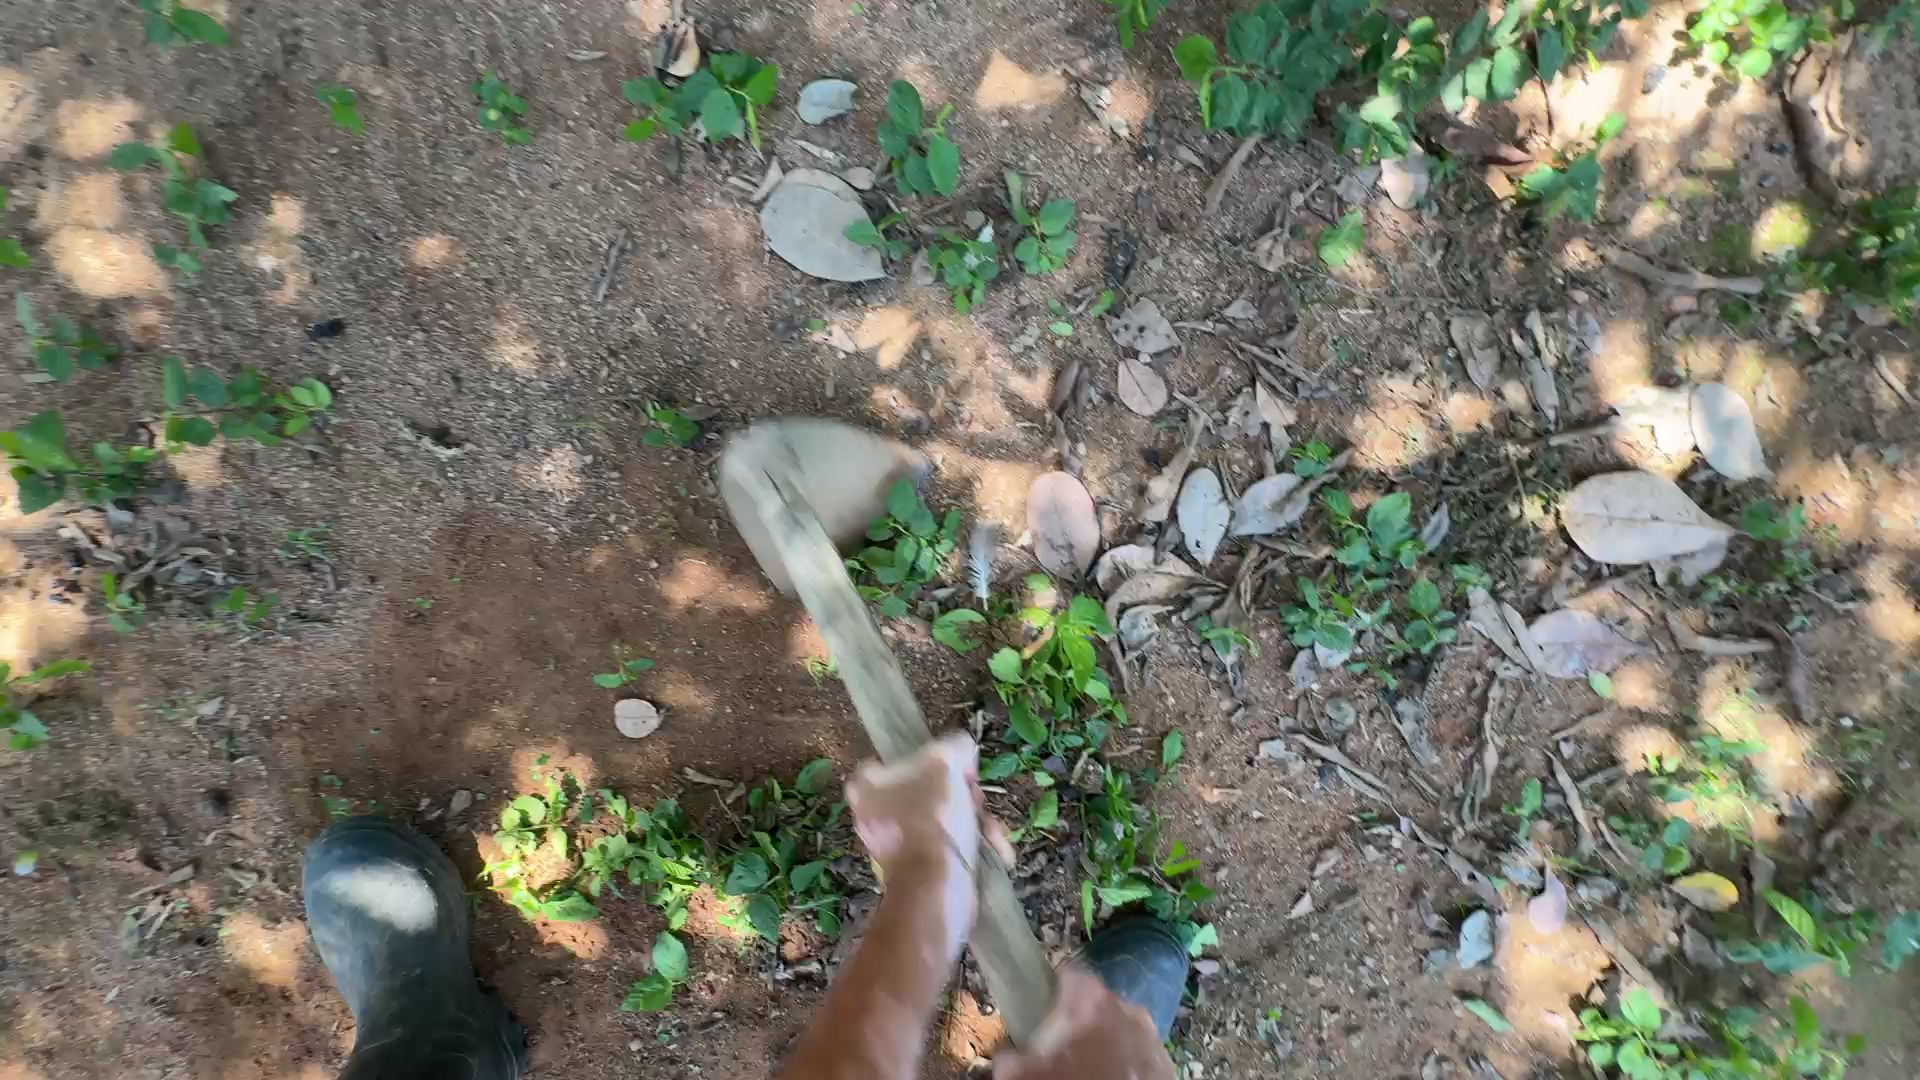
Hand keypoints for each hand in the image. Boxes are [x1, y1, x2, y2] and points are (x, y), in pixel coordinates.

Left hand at [845, 733, 1005, 959]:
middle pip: (930, 788)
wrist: (936, 891)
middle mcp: (873, 814)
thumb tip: (964, 751)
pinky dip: (973, 844)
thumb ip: (956, 745)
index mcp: (866, 785)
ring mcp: (894, 845)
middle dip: (964, 794)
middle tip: (976, 801)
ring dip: (975, 821)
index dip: (934, 759)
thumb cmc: (932, 820)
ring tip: (990, 832)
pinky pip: (947, 843)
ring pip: (945, 816)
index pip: (899, 757)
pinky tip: (993, 850)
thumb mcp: (946, 763)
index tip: (957, 770)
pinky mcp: (917, 869)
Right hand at [993, 967, 1173, 1079]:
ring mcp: (1149, 1030)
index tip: (1041, 1018)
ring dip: (1105, 1041)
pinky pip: (1139, 1049)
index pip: (1066, 976)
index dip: (1051, 994)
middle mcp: (1123, 1001)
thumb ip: (1009, 1058)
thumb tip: (1005, 1055)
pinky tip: (1113, 1076)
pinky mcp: (1166, 1059)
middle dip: (1078, 1022)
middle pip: (1092, 1001)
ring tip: (1089, 1067)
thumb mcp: (1028, 1073)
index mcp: (1089, 996)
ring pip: (1118, 1025)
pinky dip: (1127, 1060)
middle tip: (1064, 1051)